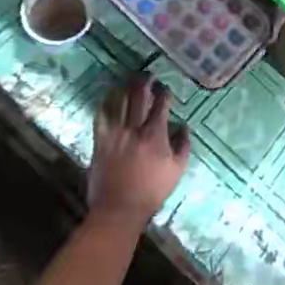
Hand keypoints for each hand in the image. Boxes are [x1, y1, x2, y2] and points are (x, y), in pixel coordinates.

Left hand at [87, 75, 189, 228]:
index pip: (160, 105)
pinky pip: (101, 115)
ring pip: (119, 101)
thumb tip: (184, 127)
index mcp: (155, 135)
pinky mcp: (100, 140)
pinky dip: (106, 103)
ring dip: (126, 88)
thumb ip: (183, 146)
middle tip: (148, 76)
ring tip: (130, 81)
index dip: (164, 93)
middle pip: (138, 97)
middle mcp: (134, 129)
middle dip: (144, 82)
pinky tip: (109, 97)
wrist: (119, 208)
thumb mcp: (177, 170)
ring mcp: (114, 133)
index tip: (166, 89)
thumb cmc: (152, 191)